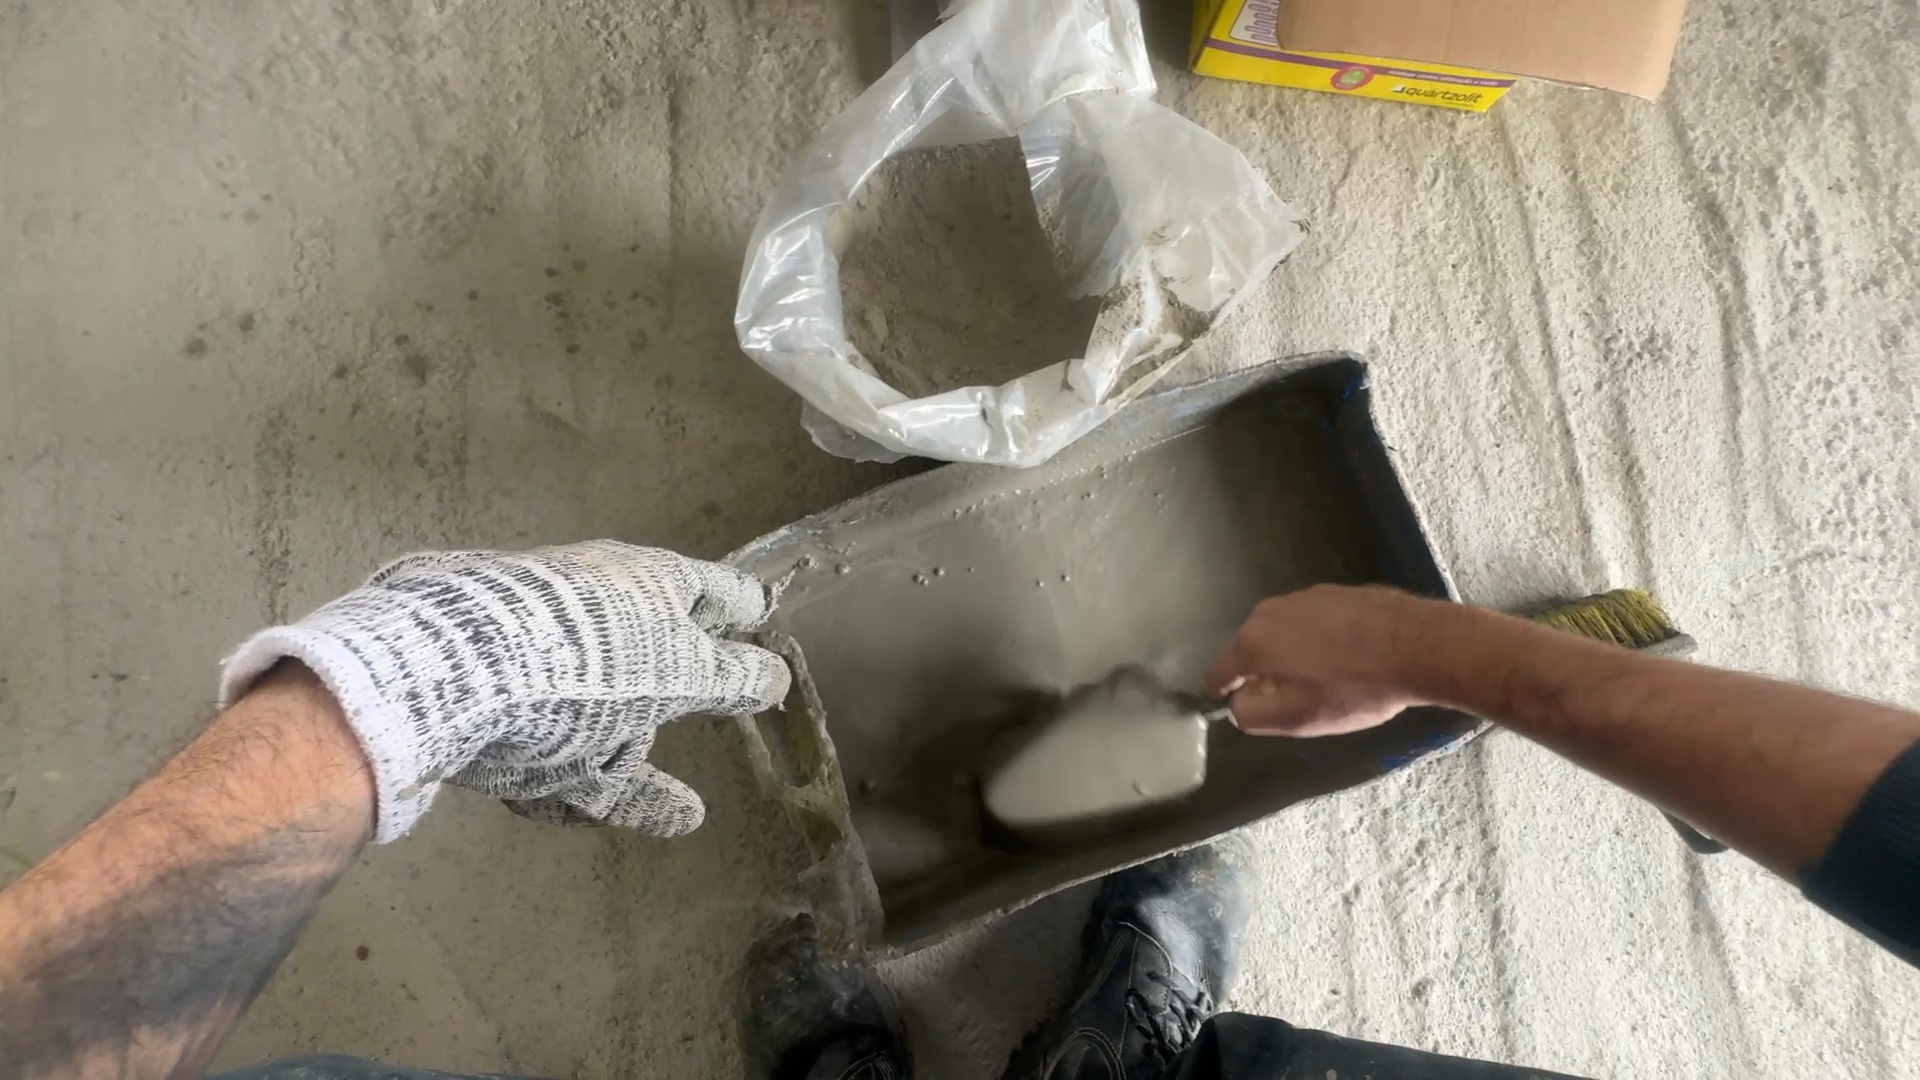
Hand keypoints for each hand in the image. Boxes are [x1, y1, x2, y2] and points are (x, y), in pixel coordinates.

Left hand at [220, 540, 789, 840]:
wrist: (447, 675)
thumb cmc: (593, 658)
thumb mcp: (681, 672)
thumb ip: (731, 678)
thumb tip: (776, 677)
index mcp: (649, 584)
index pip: (718, 590)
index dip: (747, 607)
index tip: (764, 616)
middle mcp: (597, 612)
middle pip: (655, 648)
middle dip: (684, 679)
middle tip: (715, 701)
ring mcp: (543, 659)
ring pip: (605, 710)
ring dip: (637, 753)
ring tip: (681, 807)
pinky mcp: (498, 710)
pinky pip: (564, 756)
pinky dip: (605, 790)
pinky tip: (663, 819)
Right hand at [1206, 585, 1430, 736]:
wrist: (1420, 645)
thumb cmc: (1355, 688)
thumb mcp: (1299, 718)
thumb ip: (1252, 715)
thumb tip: (1236, 705)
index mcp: (1252, 643)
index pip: (1218, 671)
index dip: (1224, 693)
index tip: (1241, 706)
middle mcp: (1267, 612)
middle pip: (1249, 649)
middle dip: (1261, 672)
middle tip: (1293, 696)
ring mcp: (1300, 596)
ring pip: (1280, 632)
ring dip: (1289, 653)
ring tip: (1324, 675)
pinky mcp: (1332, 591)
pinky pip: (1310, 620)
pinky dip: (1317, 637)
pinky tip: (1347, 654)